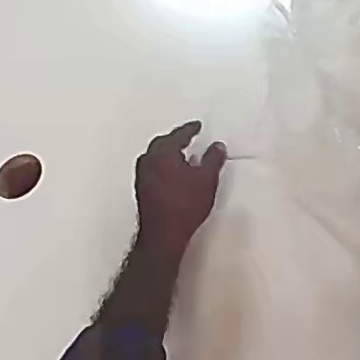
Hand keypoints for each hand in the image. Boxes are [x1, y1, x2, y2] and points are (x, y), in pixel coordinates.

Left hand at [135, 121, 226, 259]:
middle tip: (188, 136)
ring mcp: (142, 175)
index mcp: (163, 152)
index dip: (190, 129)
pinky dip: (164, 165)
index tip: (196, 125)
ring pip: (156, 156)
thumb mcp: (207, 179)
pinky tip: (175, 173)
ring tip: (184, 155)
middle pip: (164, 143)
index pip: (178, 134)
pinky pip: (153, 168)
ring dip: (170, 153)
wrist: (163, 234)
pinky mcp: (141, 189)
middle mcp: (148, 160)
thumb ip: (213, 159)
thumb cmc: (183, 206)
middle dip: (177, 139)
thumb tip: (217, 147)